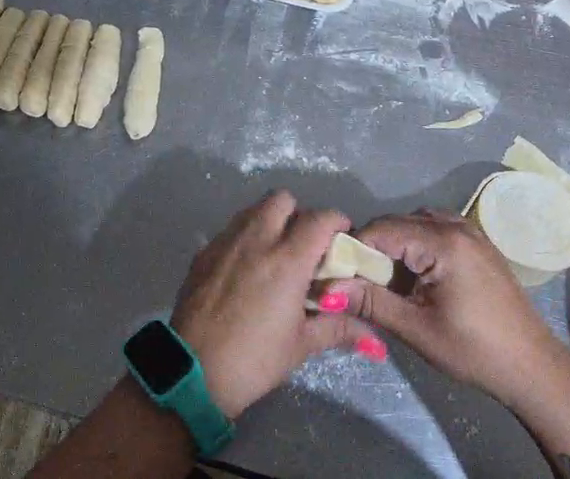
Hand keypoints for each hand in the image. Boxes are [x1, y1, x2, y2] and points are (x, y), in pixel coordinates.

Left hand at [170, 191, 380, 418]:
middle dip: (298, 213)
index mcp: (287, 259)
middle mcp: (256, 239)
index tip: (341, 236)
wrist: (194, 371)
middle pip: (281, 199)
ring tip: (275, 252)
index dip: (336, 220)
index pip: (319, 218)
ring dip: (269, 220)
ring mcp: (225, 242)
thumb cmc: (255, 359)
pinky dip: (244, 238)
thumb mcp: (301, 345)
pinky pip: (230, 230)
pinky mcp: (203, 252)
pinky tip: (246, 268)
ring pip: (252, 209)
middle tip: (304, 243)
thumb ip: (338, 329)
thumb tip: (374, 340)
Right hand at [330, 209, 565, 407]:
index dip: (354, 249)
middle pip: (398, 223)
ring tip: (388, 282)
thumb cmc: (474, 350)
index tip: (338, 275)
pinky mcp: (479, 245)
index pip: (381, 229)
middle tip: (360, 282)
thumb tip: (327, 289)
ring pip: (416, 224)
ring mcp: (471, 233)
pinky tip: (416, 277)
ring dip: (396, 246)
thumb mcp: (416, 328)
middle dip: (374, 248)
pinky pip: (436, 230)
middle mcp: (456, 226)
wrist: (534, 368)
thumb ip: (370, 302)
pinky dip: (418, 245)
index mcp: (442, 242)